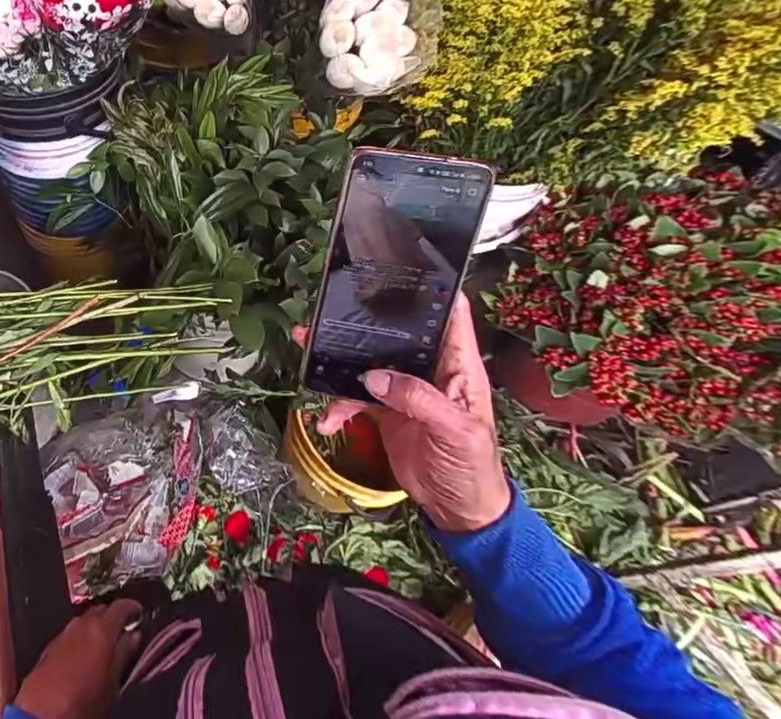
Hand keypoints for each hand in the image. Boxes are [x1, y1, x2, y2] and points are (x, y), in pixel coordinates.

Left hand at [13, 599, 142, 718]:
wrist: (38, 717)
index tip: (138, 614)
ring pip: (86, 621)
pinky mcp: (49, 647)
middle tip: (121, 633)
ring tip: (102, 648)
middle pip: (103, 609)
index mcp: (102, 627)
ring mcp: (64, 634)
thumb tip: (134, 637)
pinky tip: (82, 658)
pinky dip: (80, 639)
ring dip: (95, 628)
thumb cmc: (81, 702)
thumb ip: (125, 653)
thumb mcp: (112, 682)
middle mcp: (82, 624)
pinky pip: (71, 634)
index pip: (123, 605)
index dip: (133, 608)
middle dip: (113, 617)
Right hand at [295, 293, 510, 532]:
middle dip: (364, 323)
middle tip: (329, 312)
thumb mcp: (456, 431)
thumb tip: (376, 377)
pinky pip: (357, 396)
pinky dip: (339, 406)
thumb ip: (420, 400)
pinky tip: (327, 421)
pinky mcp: (386, 409)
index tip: (401, 270)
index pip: (450, 312)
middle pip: (397, 333)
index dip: (433, 288)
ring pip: (370, 362)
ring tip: (308, 353)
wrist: (457, 511)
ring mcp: (406, 388)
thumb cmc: (472, 467)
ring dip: (339, 361)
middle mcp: (430, 368)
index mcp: (457, 363)